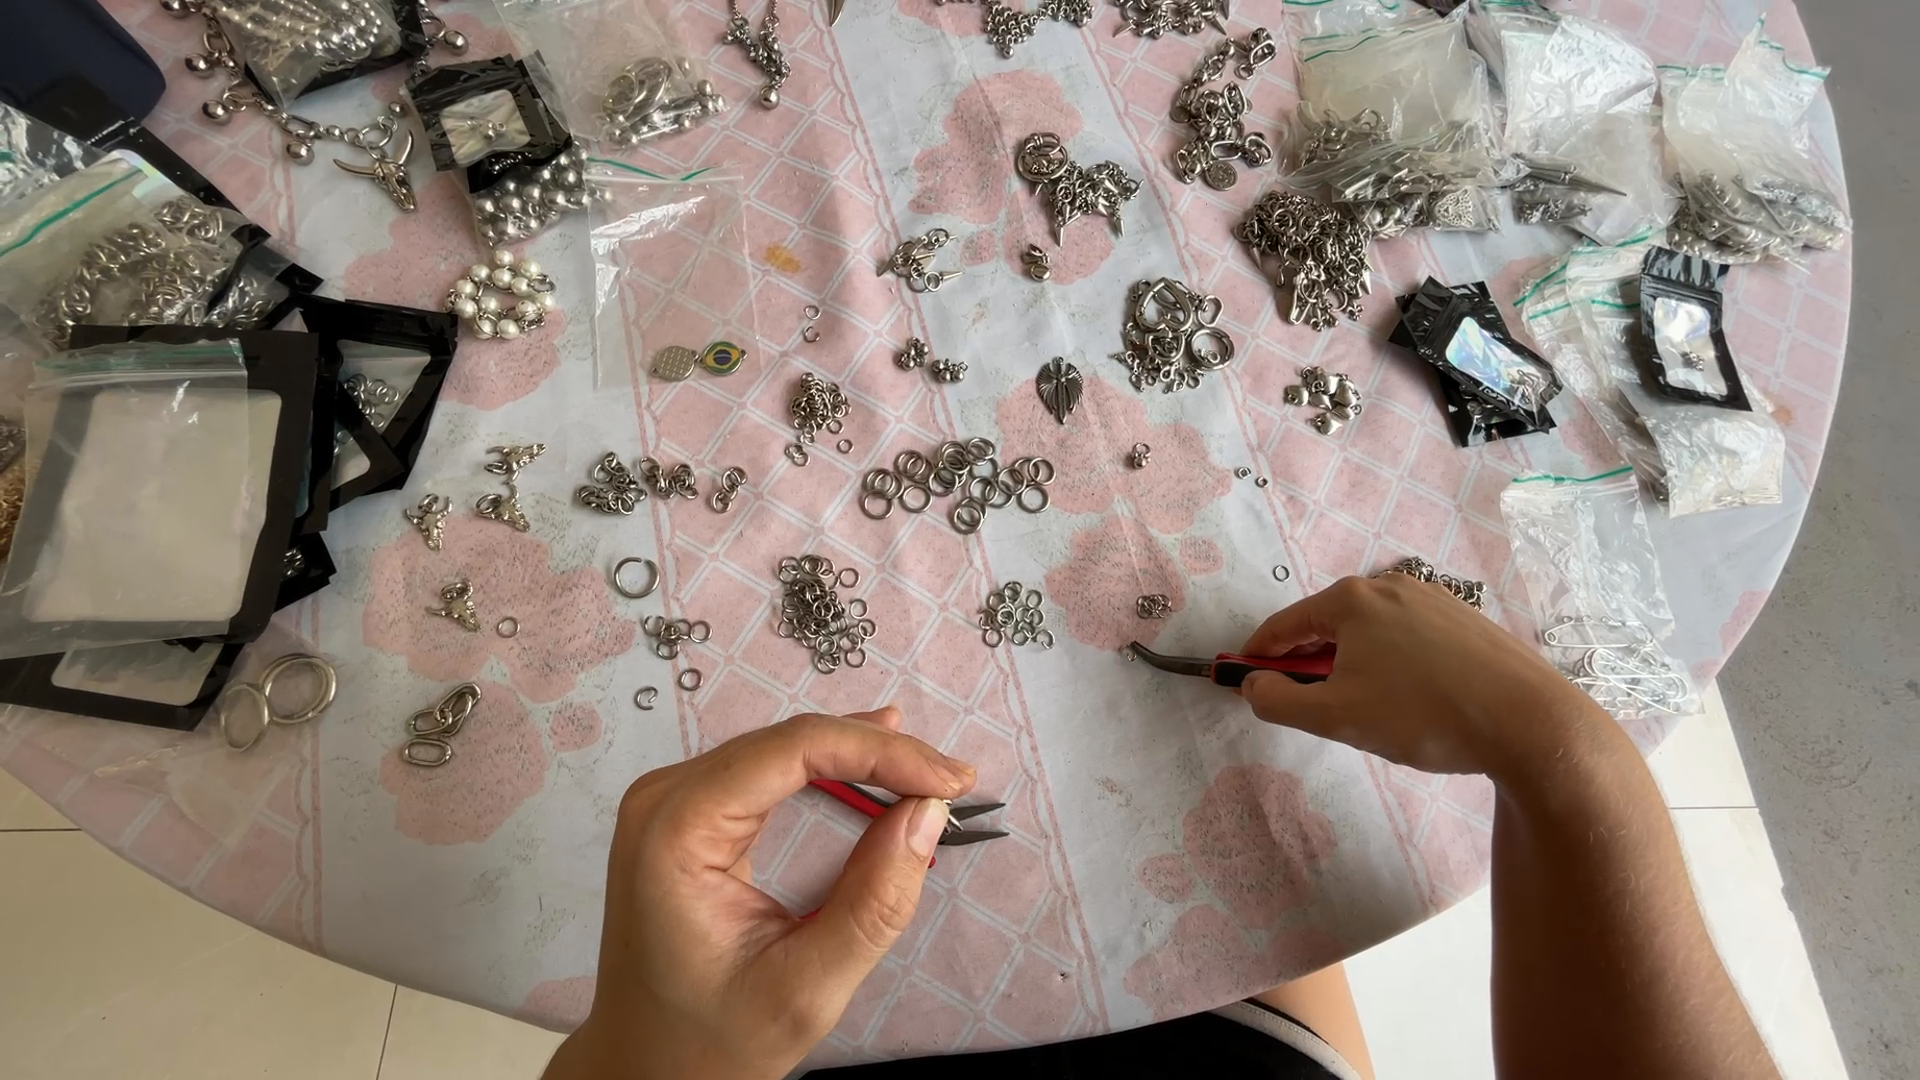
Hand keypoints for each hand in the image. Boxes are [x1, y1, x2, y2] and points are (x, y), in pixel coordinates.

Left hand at [544, 709, 975, 1079]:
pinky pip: (773, 766)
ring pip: (787, 746)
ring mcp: (676, 795)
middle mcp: (669, 793)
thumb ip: (873, 903)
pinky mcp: (692, 807)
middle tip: (950, 779)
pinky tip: (870, 754)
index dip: (881, 753)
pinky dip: (832, 764)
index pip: (796, 750)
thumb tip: (928, 812)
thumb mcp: (805, 992)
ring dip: (862, 754)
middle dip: (880, 753)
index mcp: (678, 828)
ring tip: (925, 768)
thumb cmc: (711, 1045)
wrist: (638, 1072)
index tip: (950, 780)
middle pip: (793, 740)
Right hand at [1236, 574, 1613, 780]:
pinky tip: (1411, 696)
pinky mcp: (1467, 619)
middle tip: (1312, 703)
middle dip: (1309, 662)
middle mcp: (1389, 585)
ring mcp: (1433, 598)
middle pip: (1326, 625)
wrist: (1536, 727)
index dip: (1258, 655)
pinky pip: (1406, 636)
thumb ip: (1276, 700)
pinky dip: (1390, 661)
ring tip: (1367, 707)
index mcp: (1350, 599)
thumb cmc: (1422, 716)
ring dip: (1350, 663)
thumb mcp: (1334, 717)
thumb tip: (1251, 684)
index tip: (1245, 680)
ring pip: (1368, 631)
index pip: (1283, 625)